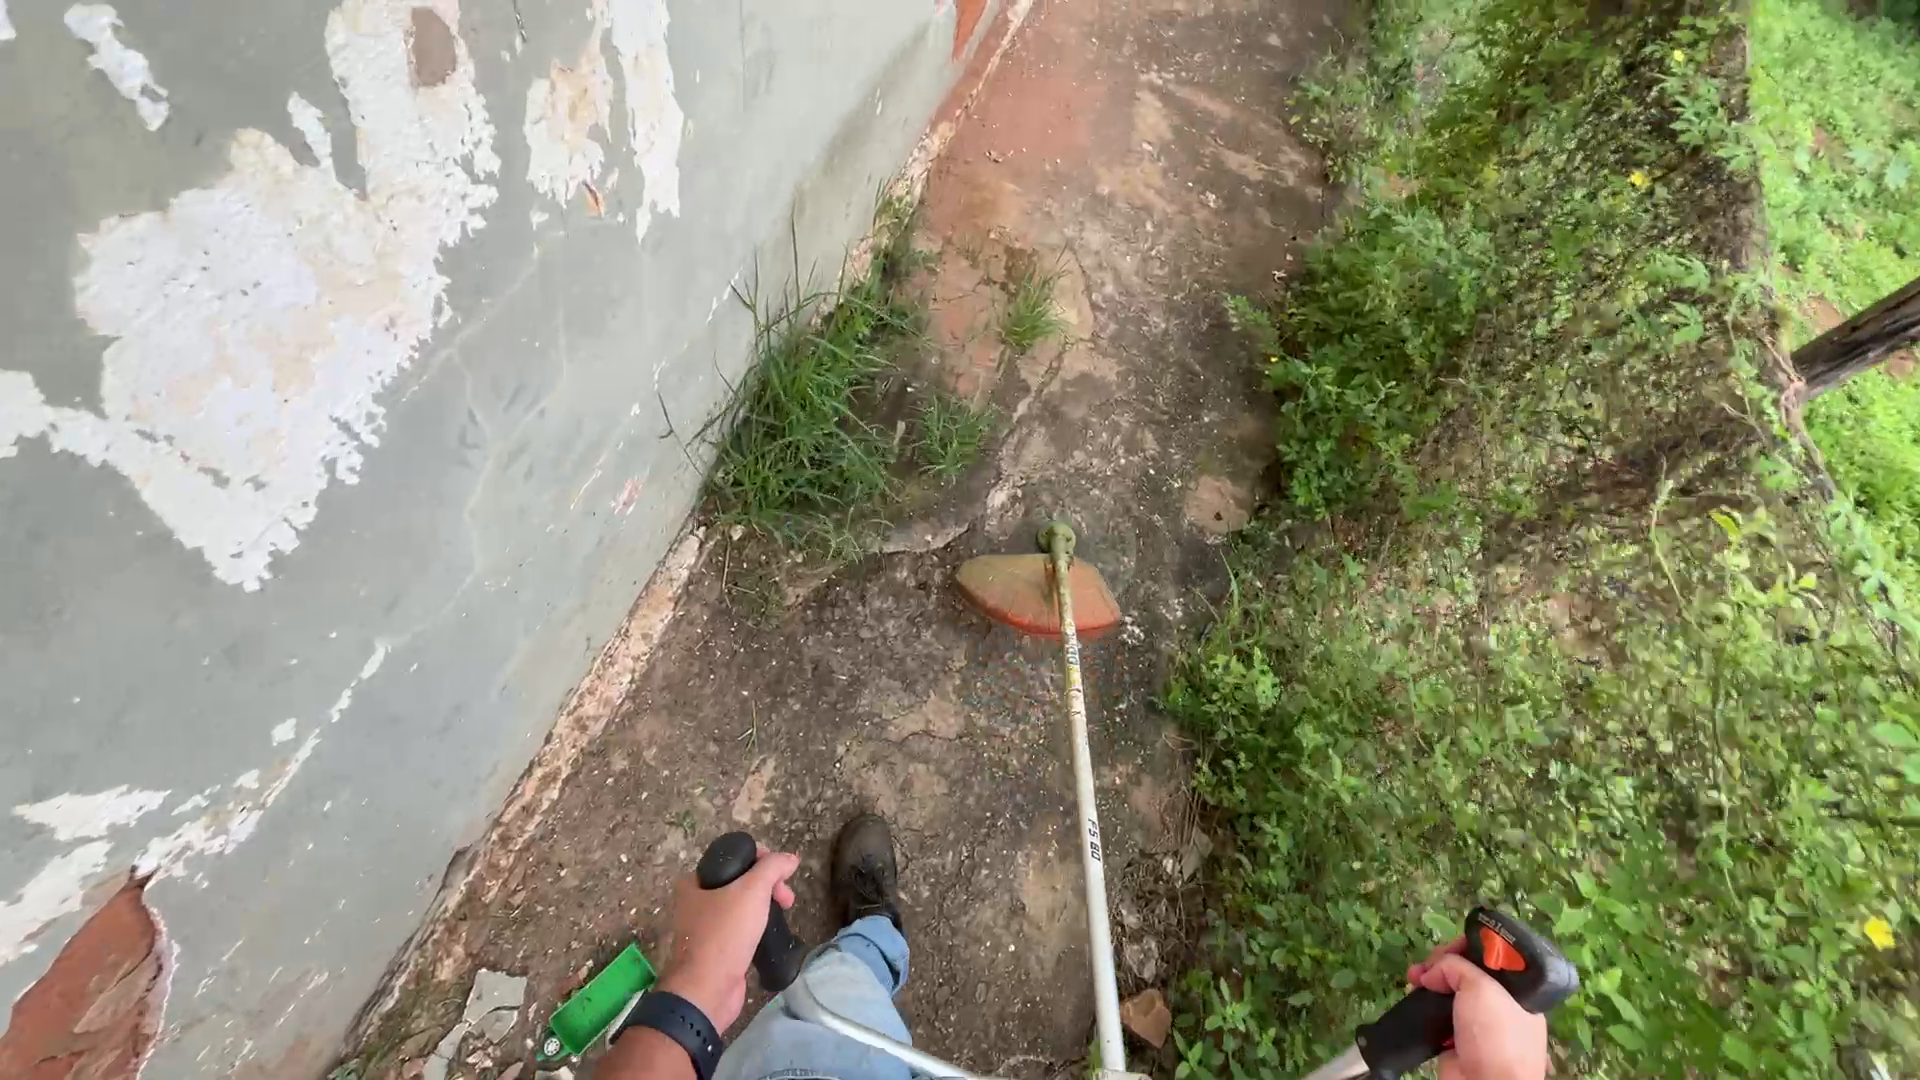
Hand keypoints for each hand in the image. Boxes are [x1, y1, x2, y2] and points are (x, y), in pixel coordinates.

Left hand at [655, 846, 799, 1030]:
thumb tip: (790, 858)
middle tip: (787, 897)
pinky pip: (742, 926)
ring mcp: (707, 926)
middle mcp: (698, 900)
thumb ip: (773, 867)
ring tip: (784, 912)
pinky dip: (758, 924)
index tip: (783, 874)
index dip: (764, 859)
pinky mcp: (717, 948)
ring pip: (744, 903)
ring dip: (767, 903)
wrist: (707, 991)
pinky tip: (771, 930)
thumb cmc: (725, 933)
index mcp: (697, 880)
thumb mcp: (753, 890)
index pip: (736, 855)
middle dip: (770, 883)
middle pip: (743, 879)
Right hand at [1406, 938, 1548, 1079]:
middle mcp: (1500, 1007)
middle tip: (1427, 965)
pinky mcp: (1457, 1037)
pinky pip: (1438, 1008)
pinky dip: (1424, 998)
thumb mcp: (1482, 988)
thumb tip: (1432, 974)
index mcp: (1518, 996)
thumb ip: (1456, 966)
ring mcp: (1478, 1023)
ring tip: (1413, 978)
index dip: (1468, 948)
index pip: (1493, 959)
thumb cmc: (1495, 1034)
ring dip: (1428, 977)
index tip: (1448, 947)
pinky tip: (1413, 992)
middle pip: (1466, 971)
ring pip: (1449, 988)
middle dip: (1442, 962)